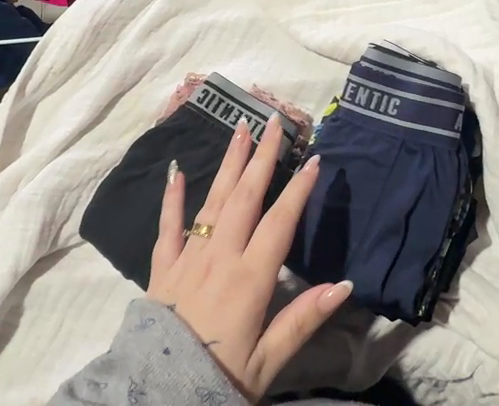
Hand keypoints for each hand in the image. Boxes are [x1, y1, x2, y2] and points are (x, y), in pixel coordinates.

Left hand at [147, 116, 351, 398]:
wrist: (154, 398)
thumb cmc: (218, 379)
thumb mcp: (267, 360)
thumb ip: (303, 319)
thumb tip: (345, 284)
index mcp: (249, 278)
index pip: (280, 221)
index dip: (299, 188)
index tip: (315, 157)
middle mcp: (220, 258)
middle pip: (245, 197)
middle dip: (263, 157)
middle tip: (275, 121)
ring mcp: (188, 260)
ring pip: (211, 201)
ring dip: (228, 163)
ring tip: (241, 129)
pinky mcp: (161, 271)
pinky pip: (167, 227)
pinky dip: (172, 198)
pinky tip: (176, 171)